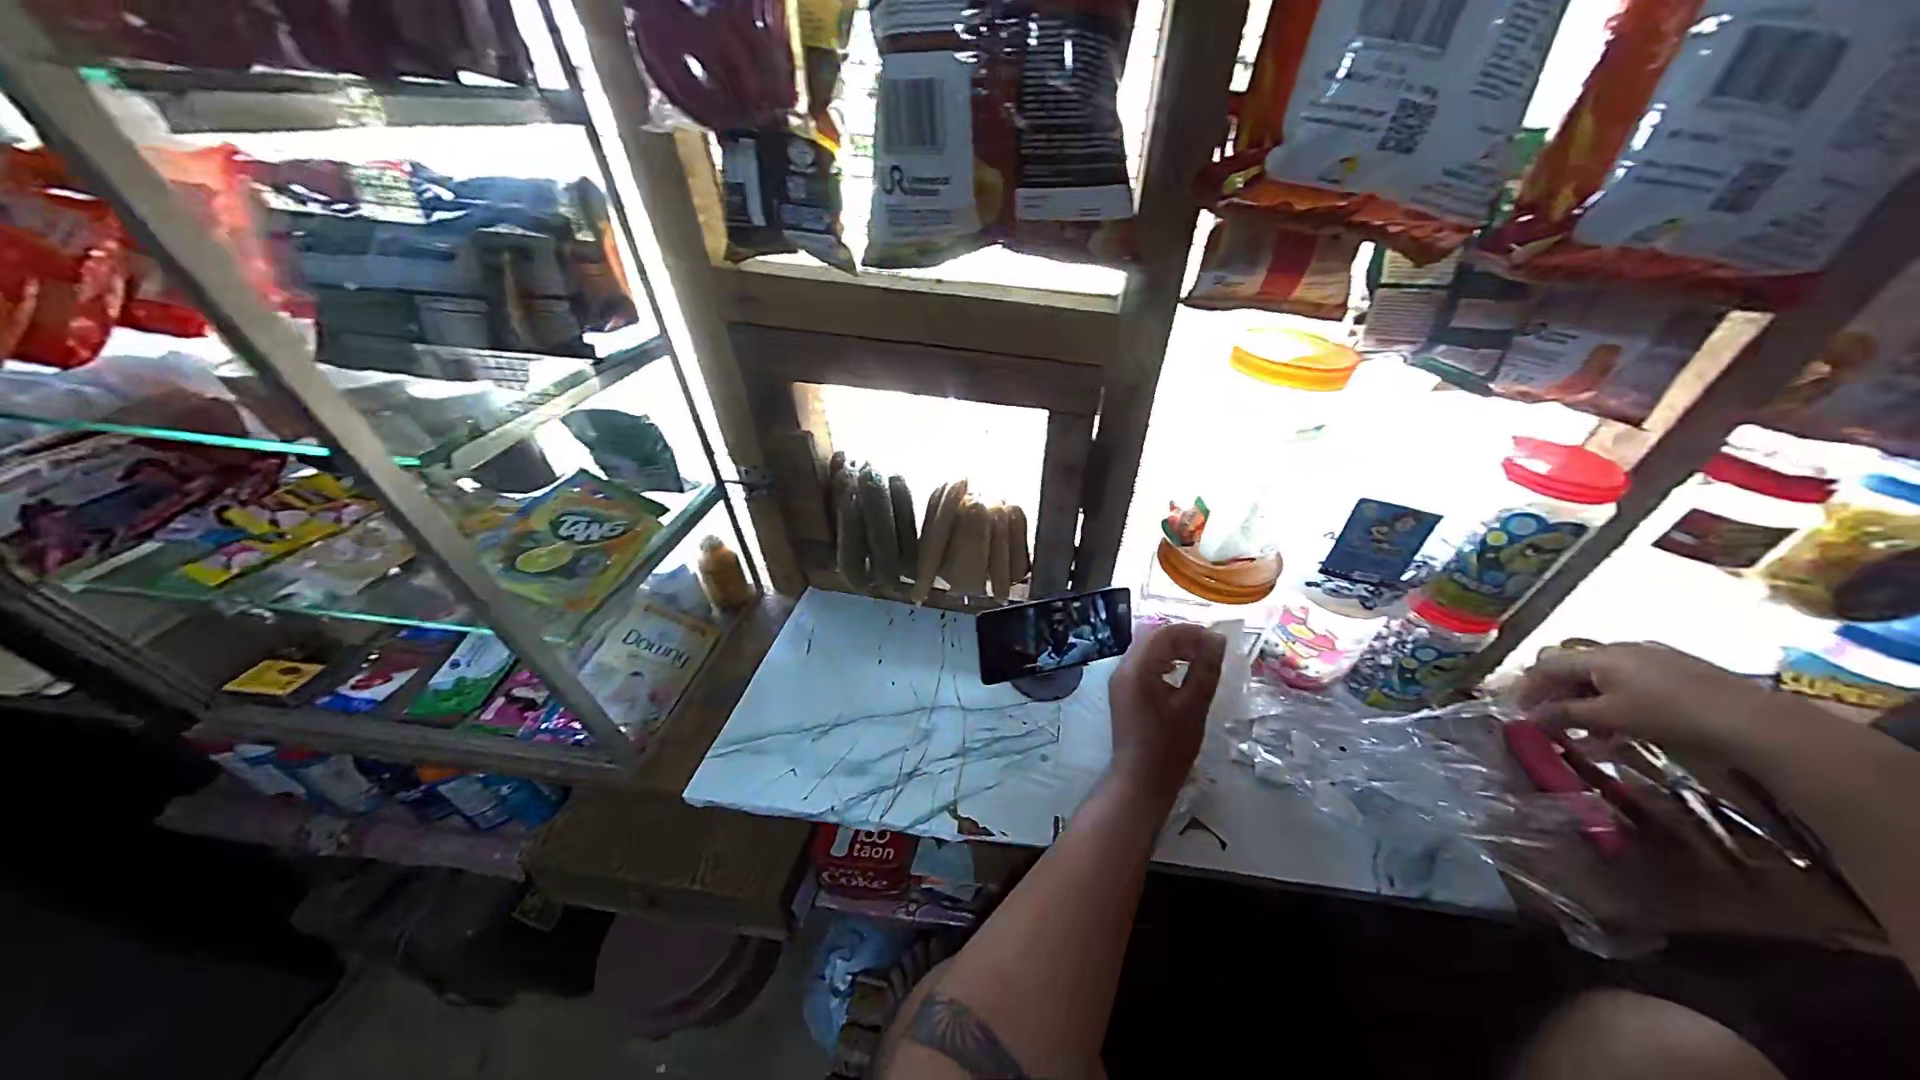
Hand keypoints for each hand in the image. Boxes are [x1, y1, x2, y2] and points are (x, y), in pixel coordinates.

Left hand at [1107, 623, 1225, 802]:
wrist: (1141, 780)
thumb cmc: (1169, 746)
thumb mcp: (1194, 705)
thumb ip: (1205, 668)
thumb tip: (1217, 640)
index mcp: (1137, 668)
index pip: (1163, 633)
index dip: (1191, 632)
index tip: (1218, 641)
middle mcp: (1123, 668)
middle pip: (1152, 638)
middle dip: (1183, 639)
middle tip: (1211, 650)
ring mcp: (1120, 681)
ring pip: (1147, 650)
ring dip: (1174, 650)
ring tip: (1201, 660)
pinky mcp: (1123, 692)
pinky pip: (1143, 665)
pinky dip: (1164, 663)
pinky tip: (1182, 674)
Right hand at [1515, 642, 1810, 762]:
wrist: (1757, 723)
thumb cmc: (1671, 717)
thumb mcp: (1611, 718)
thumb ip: (1566, 715)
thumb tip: (1530, 717)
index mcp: (1598, 655)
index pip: (1546, 665)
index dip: (1528, 687)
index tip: (1518, 711)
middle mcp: (1620, 647)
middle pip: (1571, 664)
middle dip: (1555, 690)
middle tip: (1550, 717)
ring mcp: (1651, 655)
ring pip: (1600, 672)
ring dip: (1584, 696)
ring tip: (1587, 725)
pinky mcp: (1677, 668)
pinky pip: (1628, 677)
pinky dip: (1612, 696)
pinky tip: (1622, 719)